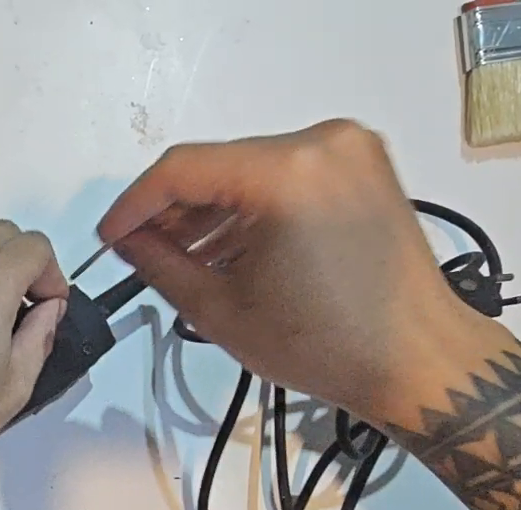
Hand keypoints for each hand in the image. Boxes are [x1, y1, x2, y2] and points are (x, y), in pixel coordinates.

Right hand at [98, 120, 505, 424]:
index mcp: (286, 173)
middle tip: (137, 253)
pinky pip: (280, 177)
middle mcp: (321, 143)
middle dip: (169, 210)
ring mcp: (346, 151)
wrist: (412, 355)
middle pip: (215, 165)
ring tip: (177, 259)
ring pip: (246, 171)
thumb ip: (160, 265)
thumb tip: (126, 241)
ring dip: (205, 212)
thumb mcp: (218, 309)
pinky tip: (222, 249)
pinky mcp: (359, 168)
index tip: (108, 239)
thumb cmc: (318, 342)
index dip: (134, 205)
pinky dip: (244, 210)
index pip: (182, 169)